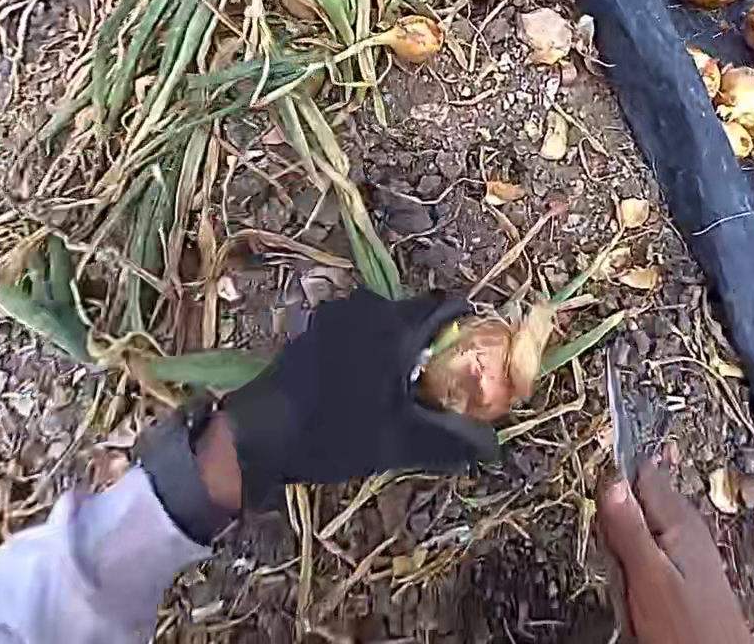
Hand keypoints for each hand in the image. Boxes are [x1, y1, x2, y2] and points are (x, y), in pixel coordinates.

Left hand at [221, 289, 498, 506]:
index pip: (446, 303)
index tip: (469, 345)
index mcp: (398, 325)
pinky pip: (359, 323)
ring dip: (396, 340)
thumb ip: (452, 441)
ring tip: (394, 380)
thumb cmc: (336, 432)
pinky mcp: (317, 323)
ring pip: (386, 317)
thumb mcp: (401, 442)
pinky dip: (369, 342)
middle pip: (415, 311)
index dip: (463, 320)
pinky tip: (358, 379)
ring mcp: (339, 311)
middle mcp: (371, 306)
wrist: (258, 434)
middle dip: (428, 337)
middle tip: (431, 375)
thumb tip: (495, 451)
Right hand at [597, 462, 753, 643]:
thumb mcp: (649, 577)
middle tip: (615, 558)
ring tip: (627, 584)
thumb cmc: (690, 633)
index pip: (640, 474)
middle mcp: (686, 527)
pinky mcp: (686, 576)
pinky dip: (638, 570)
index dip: (614, 486)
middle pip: (639, 503)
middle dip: (619, 524)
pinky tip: (638, 596)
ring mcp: (688, 551)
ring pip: (642, 531)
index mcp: (679, 518)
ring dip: (627, 551)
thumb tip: (611, 479)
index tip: (600, 510)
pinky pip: (651, 557)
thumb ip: (629, 528)